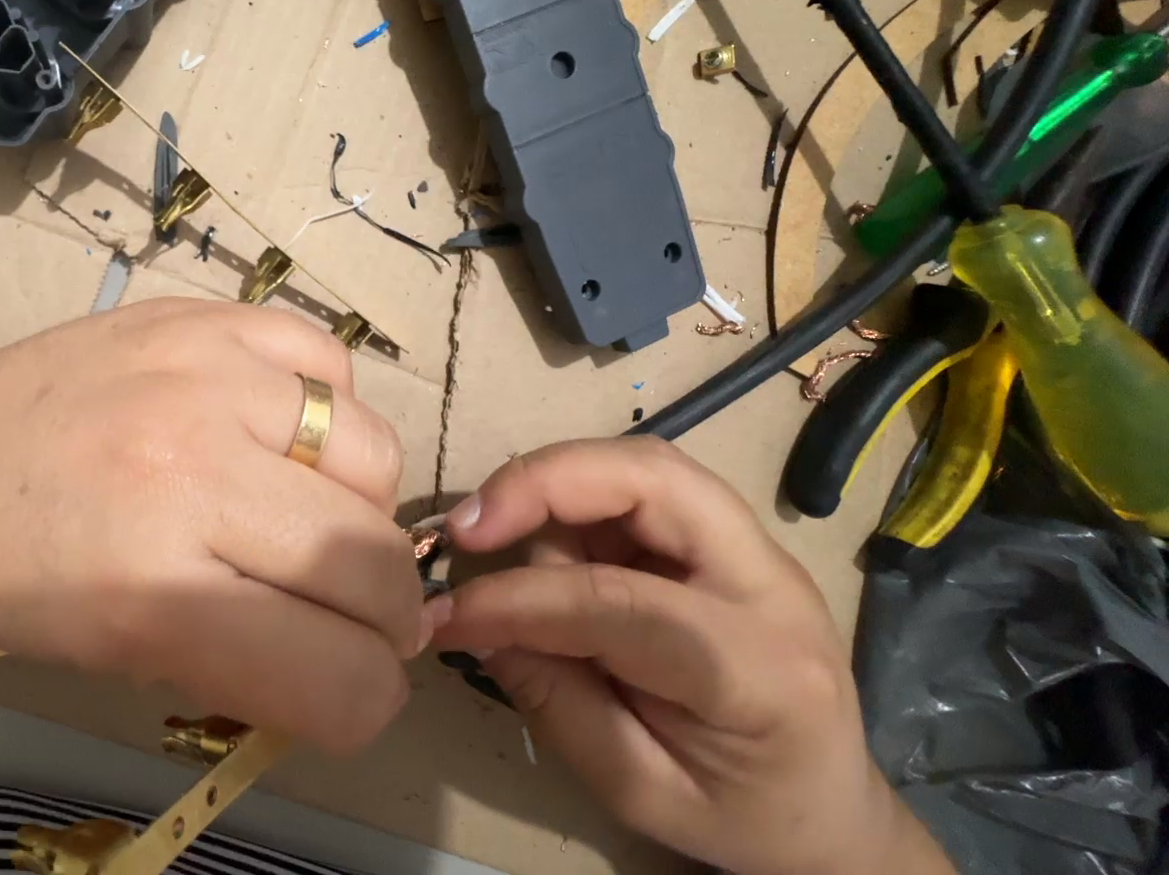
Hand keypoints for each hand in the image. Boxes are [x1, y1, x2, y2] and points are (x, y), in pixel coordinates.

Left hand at [0, 299, 424, 753]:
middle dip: (382, 614)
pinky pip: (327, 361)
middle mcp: (194, 467)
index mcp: (157, 588)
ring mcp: (204, 374)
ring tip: (302, 506)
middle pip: (374, 565)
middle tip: (347, 612)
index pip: (338, 676)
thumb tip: (355, 667)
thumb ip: (252, 667)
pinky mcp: (201, 317)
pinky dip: (325, 407)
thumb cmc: (11, 577)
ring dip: (358, 505)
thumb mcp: (122, 656)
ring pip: (374, 455)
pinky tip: (277, 425)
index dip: (365, 701)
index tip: (353, 690)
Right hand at [430, 439, 953, 874]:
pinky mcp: (721, 531)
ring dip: (550, 485)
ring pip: (638, 462)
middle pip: (650, 479)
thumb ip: (554, 700)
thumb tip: (477, 621)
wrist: (829, 807)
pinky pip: (631, 482)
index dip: (522, 599)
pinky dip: (567, 496)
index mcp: (759, 670)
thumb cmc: (737, 813)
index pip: (621, 603)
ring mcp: (751, 545)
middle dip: (542, 484)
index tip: (447, 615)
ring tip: (492, 534)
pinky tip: (535, 536)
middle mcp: (767, 583)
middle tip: (466, 525)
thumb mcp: (636, 787)